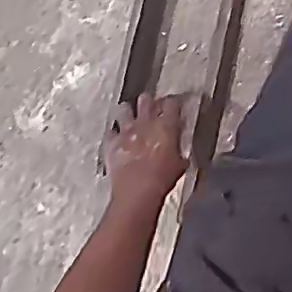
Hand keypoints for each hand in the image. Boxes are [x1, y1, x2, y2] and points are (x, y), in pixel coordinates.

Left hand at [104, 95, 186, 211]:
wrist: (137, 191)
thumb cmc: (163, 177)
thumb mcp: (180, 163)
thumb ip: (179, 152)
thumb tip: (181, 154)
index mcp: (166, 124)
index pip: (171, 103)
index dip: (173, 101)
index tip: (175, 103)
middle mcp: (145, 122)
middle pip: (146, 100)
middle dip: (149, 100)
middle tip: (151, 105)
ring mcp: (126, 131)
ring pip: (124, 110)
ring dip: (128, 111)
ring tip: (129, 114)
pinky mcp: (112, 144)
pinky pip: (110, 132)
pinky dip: (114, 134)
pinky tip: (116, 137)